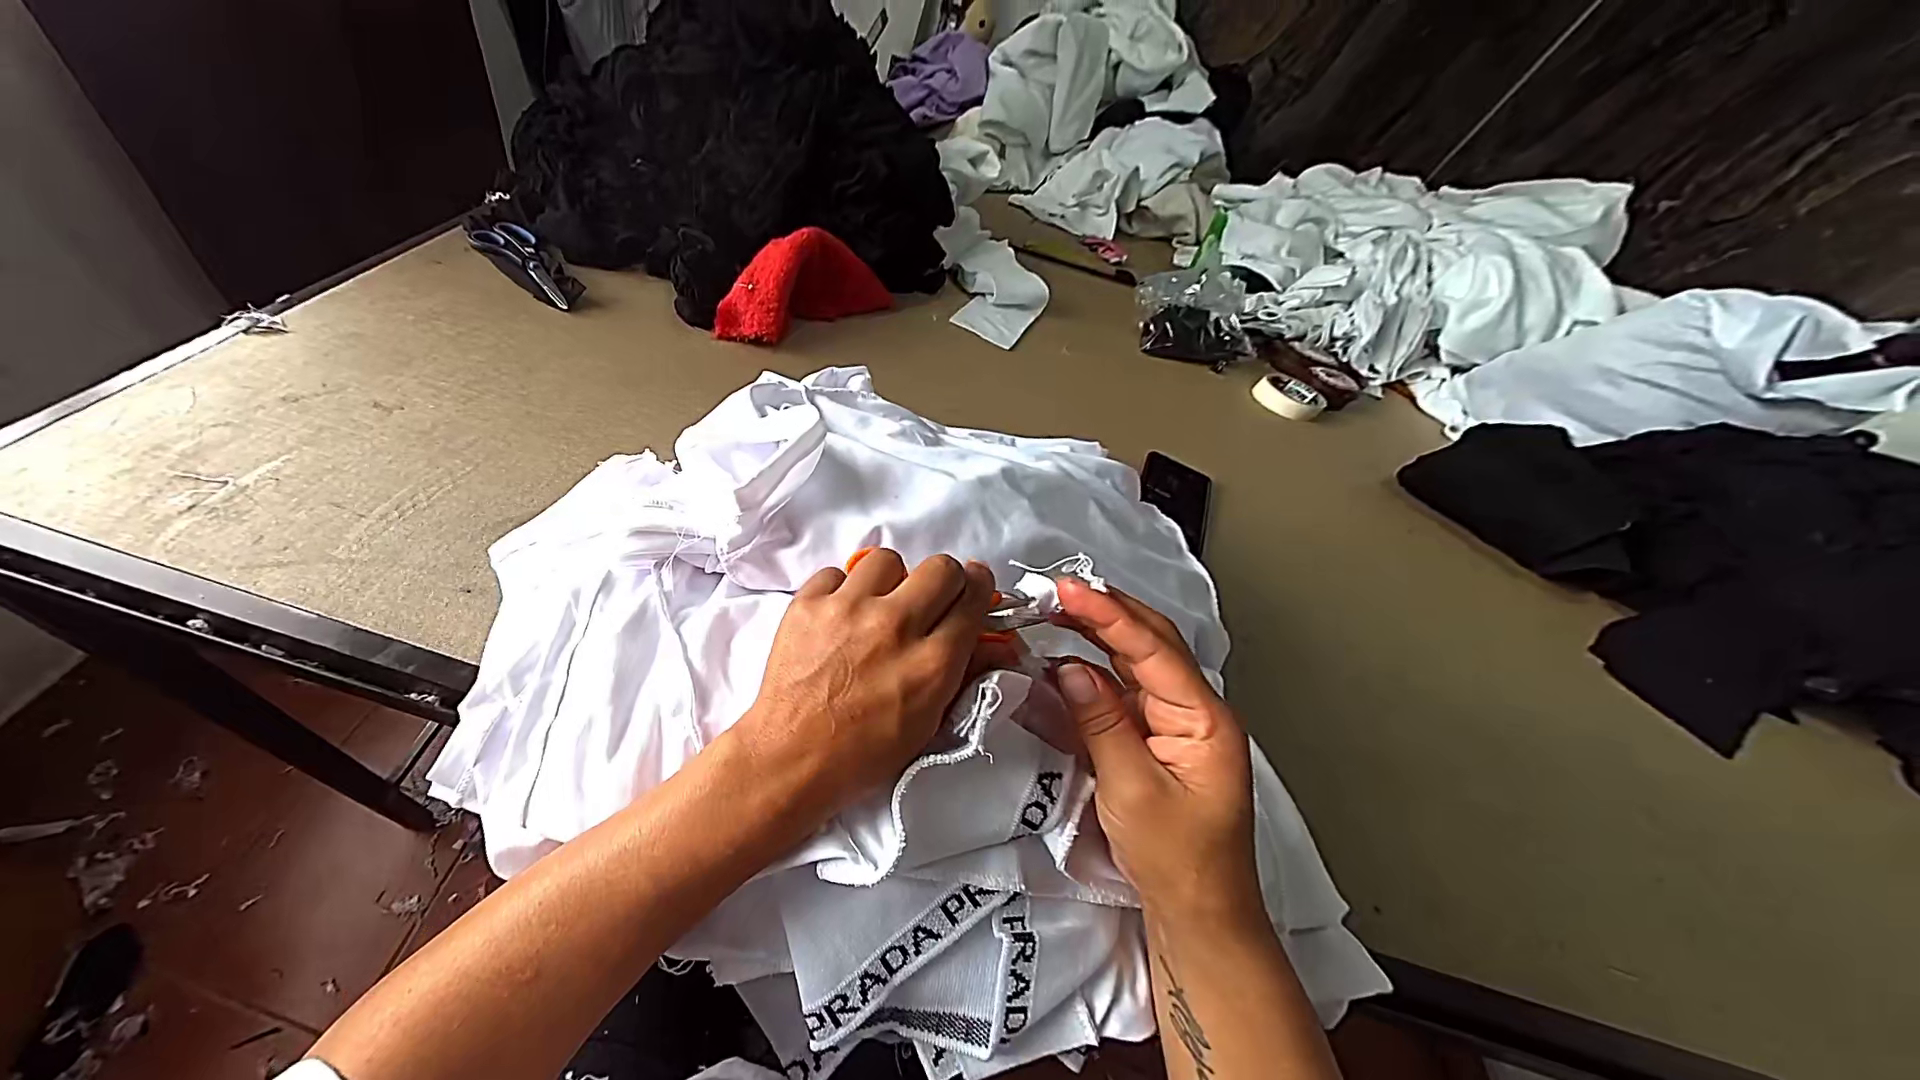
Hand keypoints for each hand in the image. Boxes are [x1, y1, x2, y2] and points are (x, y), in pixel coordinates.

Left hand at [731, 548, 995, 824]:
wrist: (790, 758)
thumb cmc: (860, 752)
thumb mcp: (928, 722)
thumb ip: (965, 674)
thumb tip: (996, 644)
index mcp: (932, 663)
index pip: (974, 598)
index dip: (980, 588)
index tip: (975, 584)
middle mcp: (894, 628)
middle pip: (941, 568)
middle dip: (945, 579)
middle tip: (933, 596)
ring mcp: (849, 611)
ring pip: (888, 560)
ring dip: (891, 580)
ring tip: (880, 605)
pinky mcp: (809, 605)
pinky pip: (836, 572)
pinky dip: (842, 590)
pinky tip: (841, 615)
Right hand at [1050, 579, 1261, 920]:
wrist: (1200, 911)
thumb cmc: (1181, 861)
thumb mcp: (1133, 791)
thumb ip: (1101, 724)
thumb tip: (1070, 670)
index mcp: (1205, 719)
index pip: (1152, 649)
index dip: (1109, 614)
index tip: (1071, 590)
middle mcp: (1194, 710)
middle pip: (1150, 642)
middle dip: (1105, 611)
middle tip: (1060, 590)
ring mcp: (1174, 721)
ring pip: (1135, 660)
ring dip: (1098, 632)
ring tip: (1058, 609)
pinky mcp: (1154, 734)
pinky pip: (1123, 688)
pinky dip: (1094, 667)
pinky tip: (1069, 655)